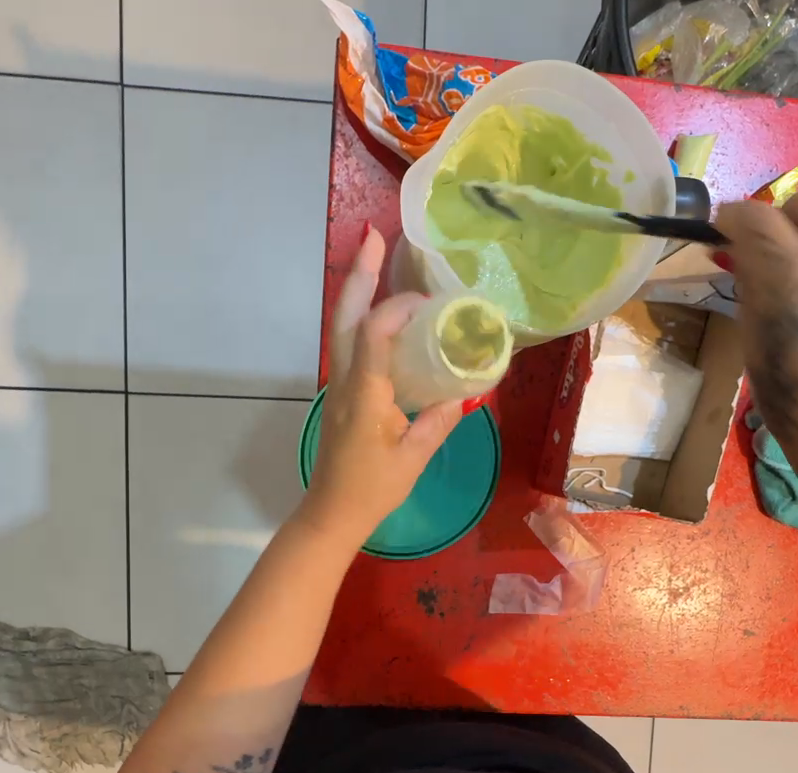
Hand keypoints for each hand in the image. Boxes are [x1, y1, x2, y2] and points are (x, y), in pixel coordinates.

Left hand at [300, 228, 462, 545]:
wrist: (331, 512)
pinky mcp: (340, 392)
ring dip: (357, 289)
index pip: (374, 334)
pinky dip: (363, 317)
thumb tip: (465, 392)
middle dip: (360, 274)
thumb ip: (439, 422)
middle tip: (373, 235)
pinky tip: (382, 311)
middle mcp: (344, 381)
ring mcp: (337, 385)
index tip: (429, 300)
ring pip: (342, 326)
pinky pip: (350, 344)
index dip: (398, 307)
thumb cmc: (372, 490)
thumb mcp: (413, 458)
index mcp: (364, 394)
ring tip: (374, 255)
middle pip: (346, 316)